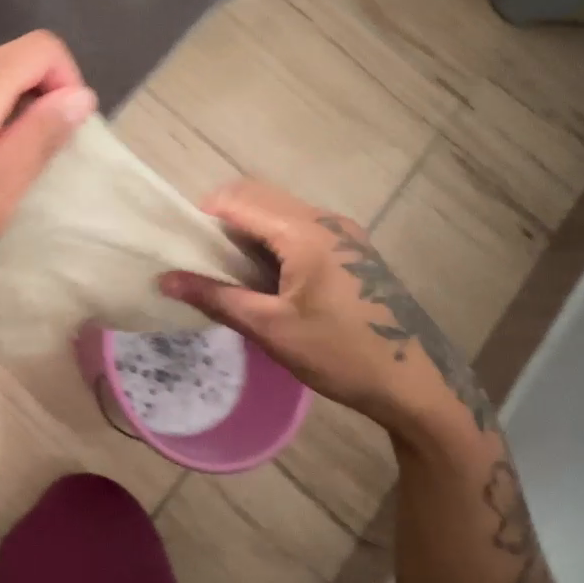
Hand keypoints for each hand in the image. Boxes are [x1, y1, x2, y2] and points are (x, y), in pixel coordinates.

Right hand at [157, 180, 495, 440]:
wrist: (419, 387)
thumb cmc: (341, 355)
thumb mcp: (271, 329)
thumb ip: (215, 297)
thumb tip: (164, 279)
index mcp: (305, 232)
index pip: (237, 199)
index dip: (202, 216)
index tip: (184, 248)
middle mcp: (325, 221)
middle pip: (257, 196)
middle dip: (222, 219)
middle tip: (202, 260)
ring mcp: (344, 234)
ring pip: (278, 210)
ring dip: (247, 229)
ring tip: (230, 272)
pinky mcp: (353, 250)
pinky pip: (298, 226)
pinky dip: (271, 239)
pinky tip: (266, 279)